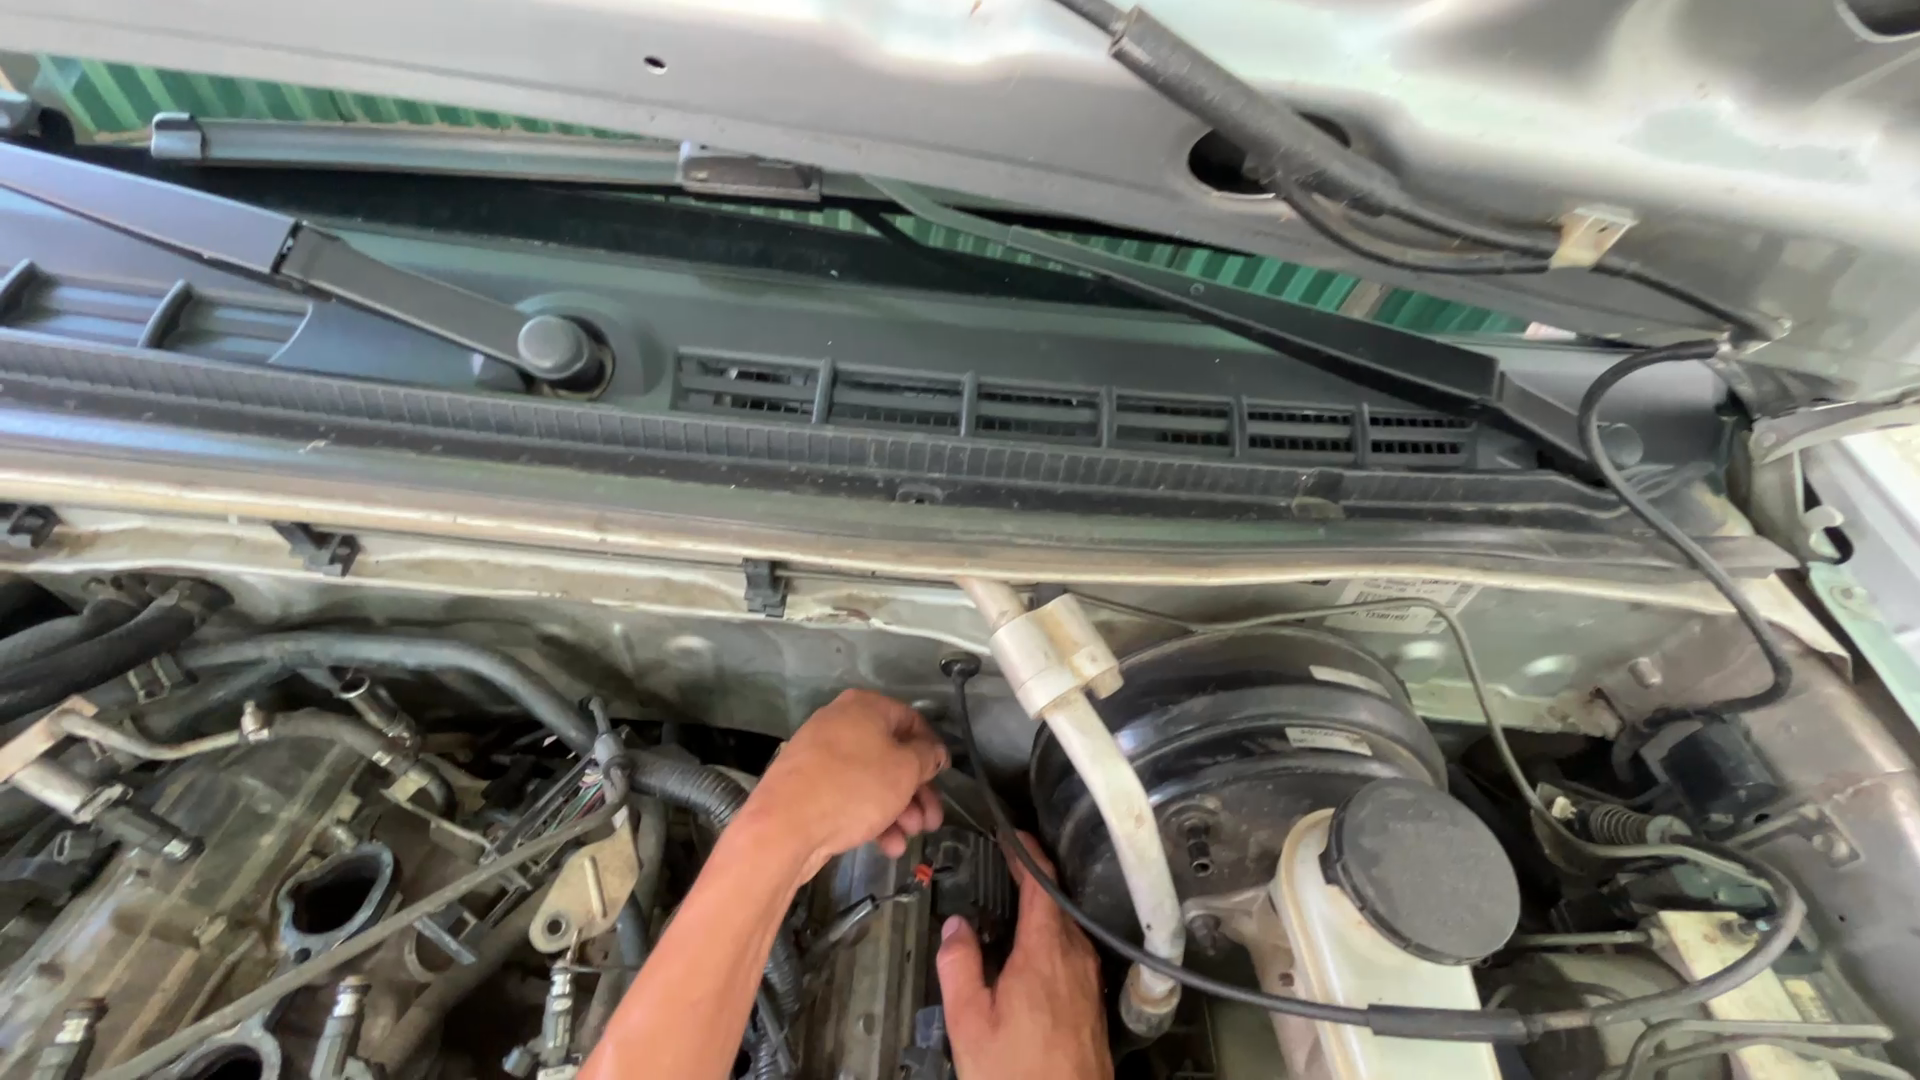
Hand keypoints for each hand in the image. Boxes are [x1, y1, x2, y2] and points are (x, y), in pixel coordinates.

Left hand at [741, 689, 947, 879]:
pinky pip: (848, 795)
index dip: (932, 750)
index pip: (912, 721)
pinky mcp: (808, 786)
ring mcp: (821, 755)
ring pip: (872, 779)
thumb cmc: (853, 787)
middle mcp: (841, 723)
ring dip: (898, 809)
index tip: (943, 777)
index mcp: (865, 706)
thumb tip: (933, 752)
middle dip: (917, 791)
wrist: (784, 827)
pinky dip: (871, 816)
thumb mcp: (905, 770)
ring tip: (910, 837)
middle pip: (892, 754)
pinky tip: (888, 845)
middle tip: (931, 820)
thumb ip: (927, 756)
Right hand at [937, 833, 1111, 1079]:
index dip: (1026, 851)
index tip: (1011, 834)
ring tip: (1014, 902)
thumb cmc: (1019, 1076)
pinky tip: (1031, 949)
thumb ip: (959, 965)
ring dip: (1042, 906)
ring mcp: (1088, 977)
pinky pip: (1072, 948)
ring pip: (1066, 924)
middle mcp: (1075, 955)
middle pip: (1056, 899)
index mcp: (1046, 949)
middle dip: (1031, 876)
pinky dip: (1051, 934)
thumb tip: (955, 927)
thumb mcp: (970, 1022)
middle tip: (1006, 863)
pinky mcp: (1092, 999)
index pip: (1042, 881)